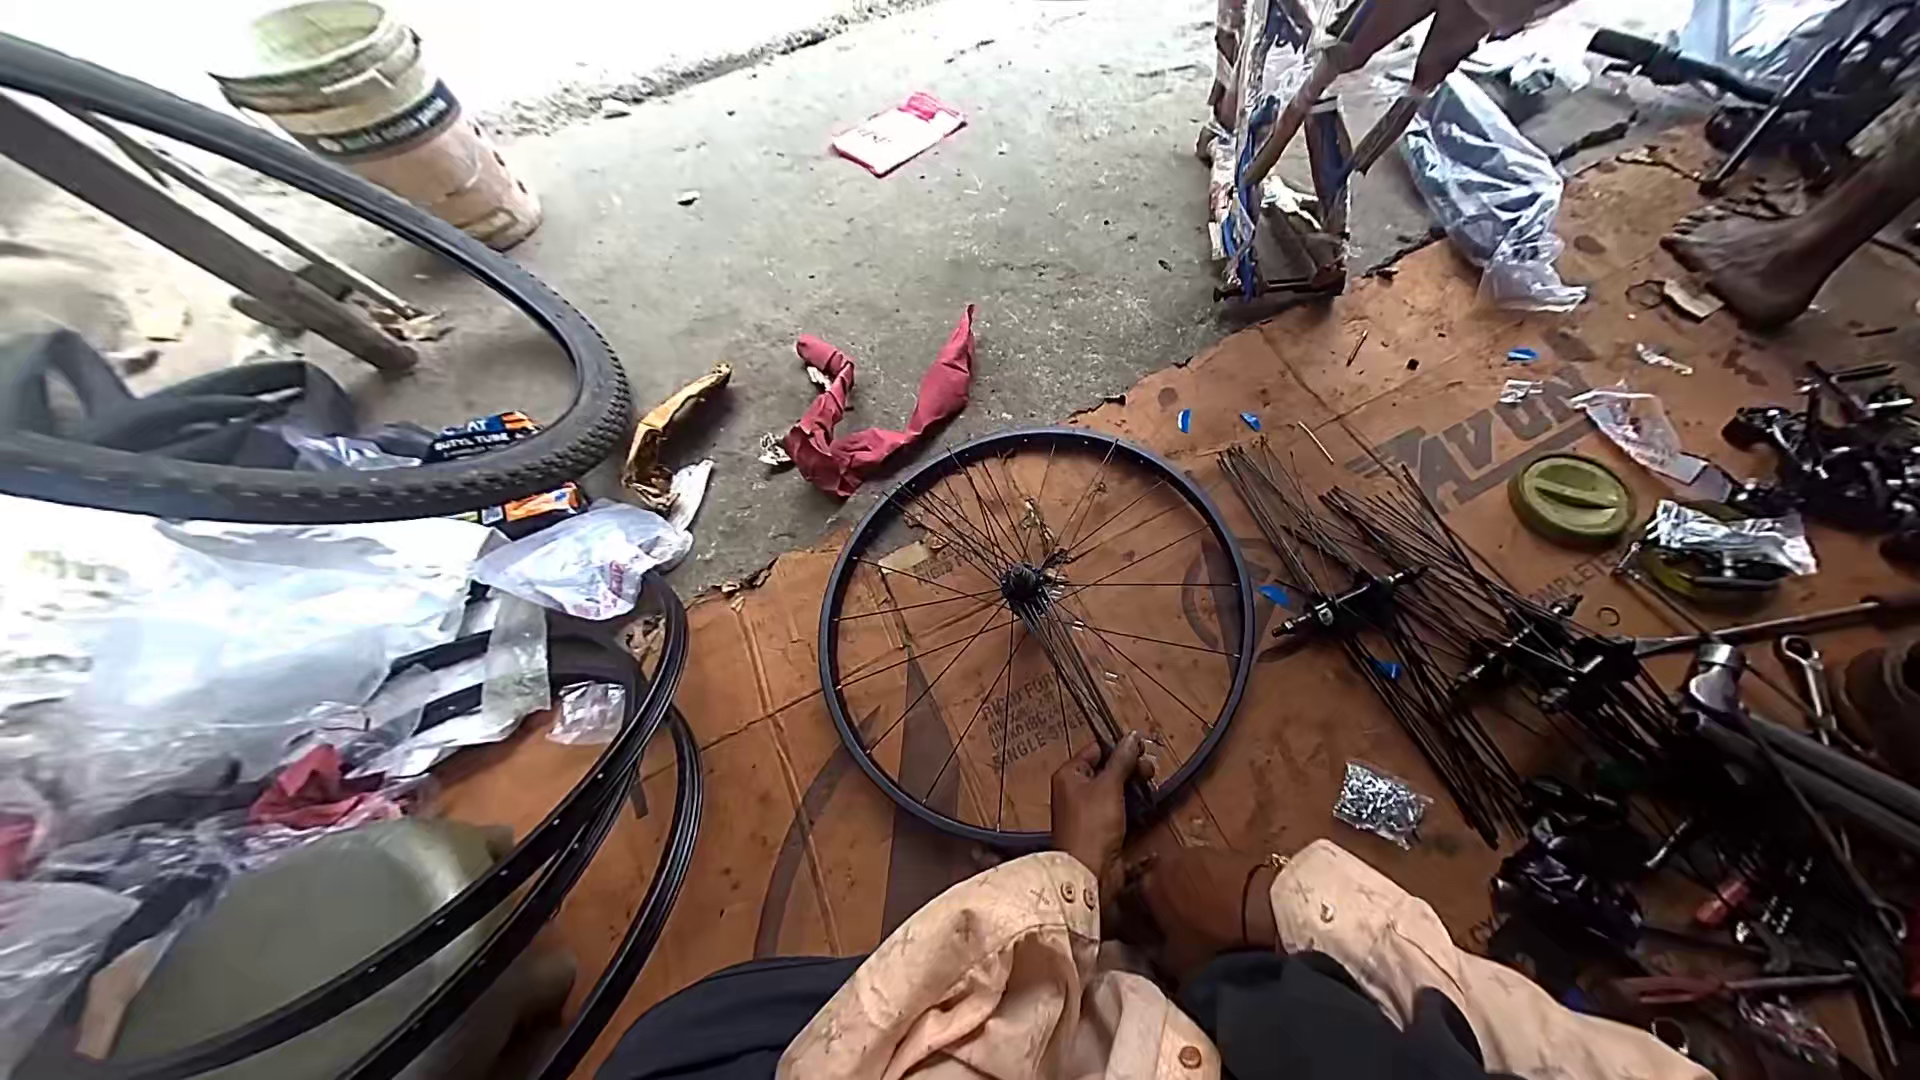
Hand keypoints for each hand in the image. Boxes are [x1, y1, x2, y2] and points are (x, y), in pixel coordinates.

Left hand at [1050, 733, 1149, 891]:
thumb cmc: (1092, 823)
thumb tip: (1132, 736)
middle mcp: (1075, 790)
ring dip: (1132, 786)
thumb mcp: (1109, 786)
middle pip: (1106, 770)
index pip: (1095, 751)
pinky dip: (1131, 805)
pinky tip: (1147, 803)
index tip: (1141, 748)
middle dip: (1129, 768)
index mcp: (1069, 774)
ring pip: (1114, 790)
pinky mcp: (1100, 829)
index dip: (1117, 748)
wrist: (1088, 872)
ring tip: (1151, 784)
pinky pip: (1117, 809)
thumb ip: (1122, 761)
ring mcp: (1087, 810)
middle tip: (1150, 770)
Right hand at [1124, 847, 1279, 983]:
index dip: (1134, 920)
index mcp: (1146, 886)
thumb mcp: (1179, 960)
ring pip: (1177, 874)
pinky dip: (1203, 884)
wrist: (1258, 904)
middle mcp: (1161, 862)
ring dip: (1181, 890)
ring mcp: (1188, 853)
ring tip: (1195, 913)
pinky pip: (1200, 871)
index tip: (1143, 935)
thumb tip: (1147, 954)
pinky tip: (1215, 902)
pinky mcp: (1215, 851)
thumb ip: (1156, 956)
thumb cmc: (1213, 936)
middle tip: (1169, 923)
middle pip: (1153, 883)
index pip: (1127, 902)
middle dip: (1158, 901)